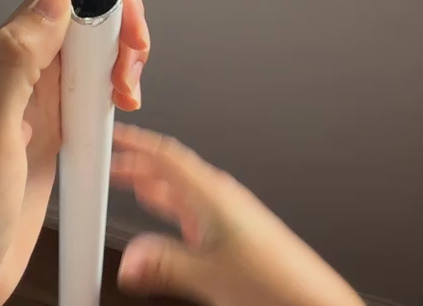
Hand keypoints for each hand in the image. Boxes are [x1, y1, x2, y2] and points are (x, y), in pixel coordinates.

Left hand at [0, 0, 149, 305]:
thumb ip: (16, 59)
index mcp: (9, 53)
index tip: (123, 40)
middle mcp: (29, 67)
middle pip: (91, 9)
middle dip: (124, 30)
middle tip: (127, 76)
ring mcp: (45, 98)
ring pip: (97, 49)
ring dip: (123, 63)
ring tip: (125, 98)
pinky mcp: (58, 130)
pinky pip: (97, 93)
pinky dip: (117, 98)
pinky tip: (116, 121)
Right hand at [112, 125, 361, 305]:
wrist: (312, 298)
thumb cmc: (274, 281)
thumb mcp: (209, 275)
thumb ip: (163, 264)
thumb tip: (127, 258)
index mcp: (212, 193)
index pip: (166, 154)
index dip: (138, 141)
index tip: (115, 133)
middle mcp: (219, 196)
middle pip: (171, 169)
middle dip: (139, 162)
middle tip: (110, 159)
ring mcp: (226, 212)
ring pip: (181, 189)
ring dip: (153, 184)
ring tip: (128, 183)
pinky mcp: (232, 229)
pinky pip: (192, 208)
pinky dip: (170, 207)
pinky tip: (164, 219)